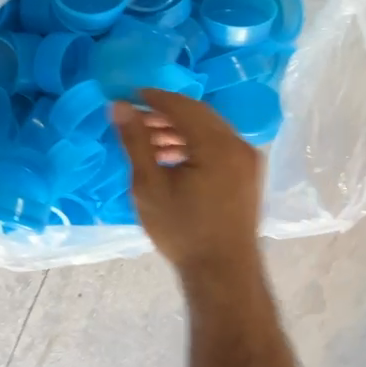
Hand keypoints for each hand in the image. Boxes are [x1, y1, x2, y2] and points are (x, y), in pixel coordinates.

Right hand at [110, 89, 263, 278]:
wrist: (222, 271)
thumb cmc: (181, 228)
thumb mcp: (148, 183)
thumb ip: (135, 140)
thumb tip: (118, 105)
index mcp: (217, 145)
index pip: (181, 106)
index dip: (152, 97)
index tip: (124, 95)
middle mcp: (239, 146)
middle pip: (198, 114)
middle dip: (163, 112)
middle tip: (131, 117)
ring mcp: (247, 161)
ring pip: (208, 129)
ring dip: (176, 128)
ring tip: (145, 140)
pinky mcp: (246, 175)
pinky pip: (216, 145)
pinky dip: (191, 143)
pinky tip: (167, 157)